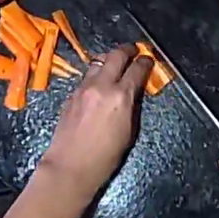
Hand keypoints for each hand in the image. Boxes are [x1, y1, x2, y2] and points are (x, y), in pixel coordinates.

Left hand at [37, 46, 153, 203]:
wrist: (70, 167)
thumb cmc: (105, 157)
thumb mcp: (129, 132)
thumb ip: (132, 106)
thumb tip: (133, 92)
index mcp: (120, 96)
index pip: (137, 69)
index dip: (145, 62)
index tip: (148, 59)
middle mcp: (102, 85)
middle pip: (116, 55)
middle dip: (127, 50)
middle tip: (133, 50)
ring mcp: (84, 87)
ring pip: (98, 61)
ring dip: (109, 59)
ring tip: (115, 63)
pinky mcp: (72, 93)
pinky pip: (86, 76)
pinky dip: (96, 74)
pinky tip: (98, 82)